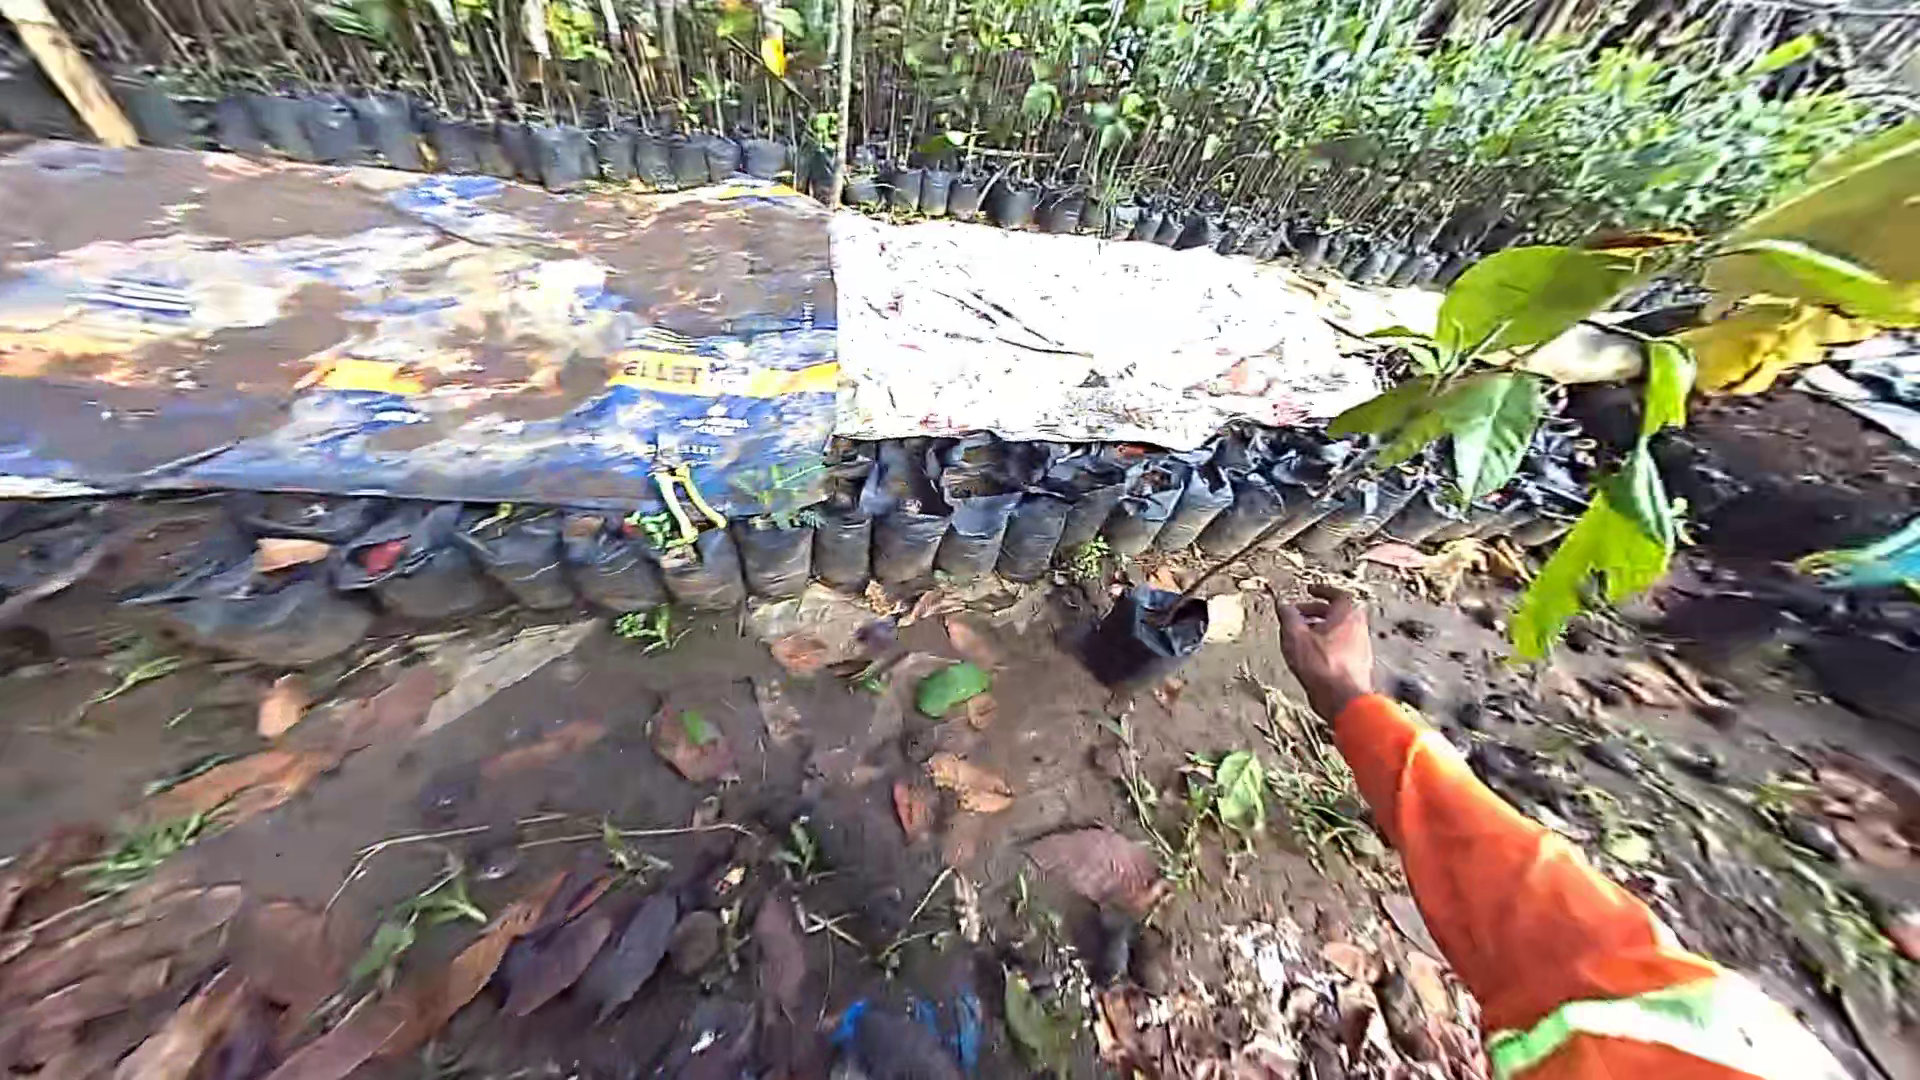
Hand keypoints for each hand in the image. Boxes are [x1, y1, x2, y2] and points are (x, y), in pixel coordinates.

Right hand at [1277, 584, 1373, 721]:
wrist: (1342, 698)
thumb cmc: (1321, 665)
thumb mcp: (1294, 635)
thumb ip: (1288, 616)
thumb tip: (1283, 605)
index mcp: (1347, 616)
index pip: (1338, 594)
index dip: (1322, 590)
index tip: (1310, 590)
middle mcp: (1359, 629)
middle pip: (1338, 612)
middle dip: (1316, 611)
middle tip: (1298, 614)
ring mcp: (1360, 647)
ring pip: (1339, 629)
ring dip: (1320, 627)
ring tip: (1300, 634)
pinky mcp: (1357, 664)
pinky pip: (1341, 645)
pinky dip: (1326, 642)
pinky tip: (1309, 653)